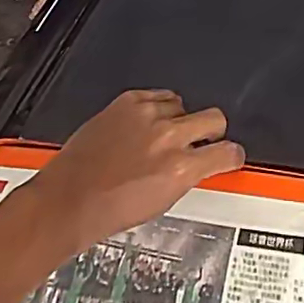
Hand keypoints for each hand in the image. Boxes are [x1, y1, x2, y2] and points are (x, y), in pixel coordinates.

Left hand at [15, 90, 244, 258]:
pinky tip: (147, 121)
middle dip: (213, 131)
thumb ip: (186, 175)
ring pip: (182, 103)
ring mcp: (146, 115)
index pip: (227, 152)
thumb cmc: (110, 208)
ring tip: (164, 133)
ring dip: (179, 118)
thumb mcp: (163, 202)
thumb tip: (198, 165)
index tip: (229, 154)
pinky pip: (156, 94)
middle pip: (213, 118)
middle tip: (204, 139)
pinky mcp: (127, 102)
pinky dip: (156, 106)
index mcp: (181, 169)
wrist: (72, 197)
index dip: (231, 155)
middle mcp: (167, 137)